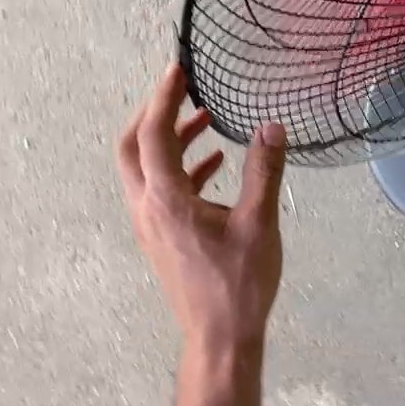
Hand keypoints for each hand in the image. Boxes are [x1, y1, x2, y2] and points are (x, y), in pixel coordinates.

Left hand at [115, 63, 286, 362]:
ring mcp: (151, 224)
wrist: (220, 336)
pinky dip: (182, 167)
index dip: (164, 98)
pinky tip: (214, 164)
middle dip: (154, 113)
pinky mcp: (163, 237)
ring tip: (206, 121)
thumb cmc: (240, 282)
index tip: (177, 69)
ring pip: (145, 168)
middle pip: (132, 147)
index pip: (155, 134)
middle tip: (182, 91)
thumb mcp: (259, 222)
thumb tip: (271, 127)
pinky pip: (161, 189)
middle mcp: (148, 207)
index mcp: (166, 199)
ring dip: (169, 139)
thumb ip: (263, 171)